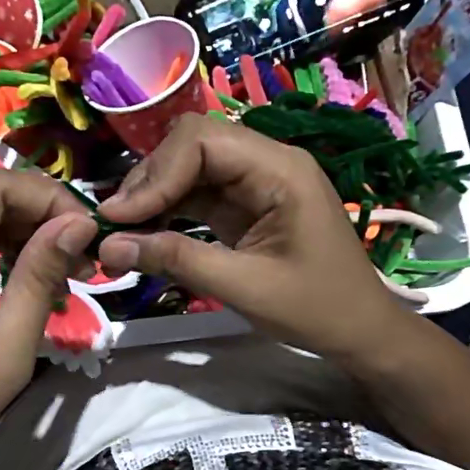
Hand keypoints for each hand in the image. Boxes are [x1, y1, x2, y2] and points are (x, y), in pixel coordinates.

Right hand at [96, 115, 415, 361]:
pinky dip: (170, 212)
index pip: (202, 139)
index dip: (156, 173)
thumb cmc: (316, 308)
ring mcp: (258, 183)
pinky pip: (200, 194)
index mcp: (280, 169)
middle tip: (116, 226)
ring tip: (122, 234)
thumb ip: (178, 260)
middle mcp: (268, 163)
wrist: (360, 330)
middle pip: (193, 146)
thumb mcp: (244, 286)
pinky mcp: (248, 206)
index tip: (122, 217)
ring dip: (155, 197)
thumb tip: (110, 246)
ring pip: (191, 169)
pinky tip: (147, 235)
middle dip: (151, 181)